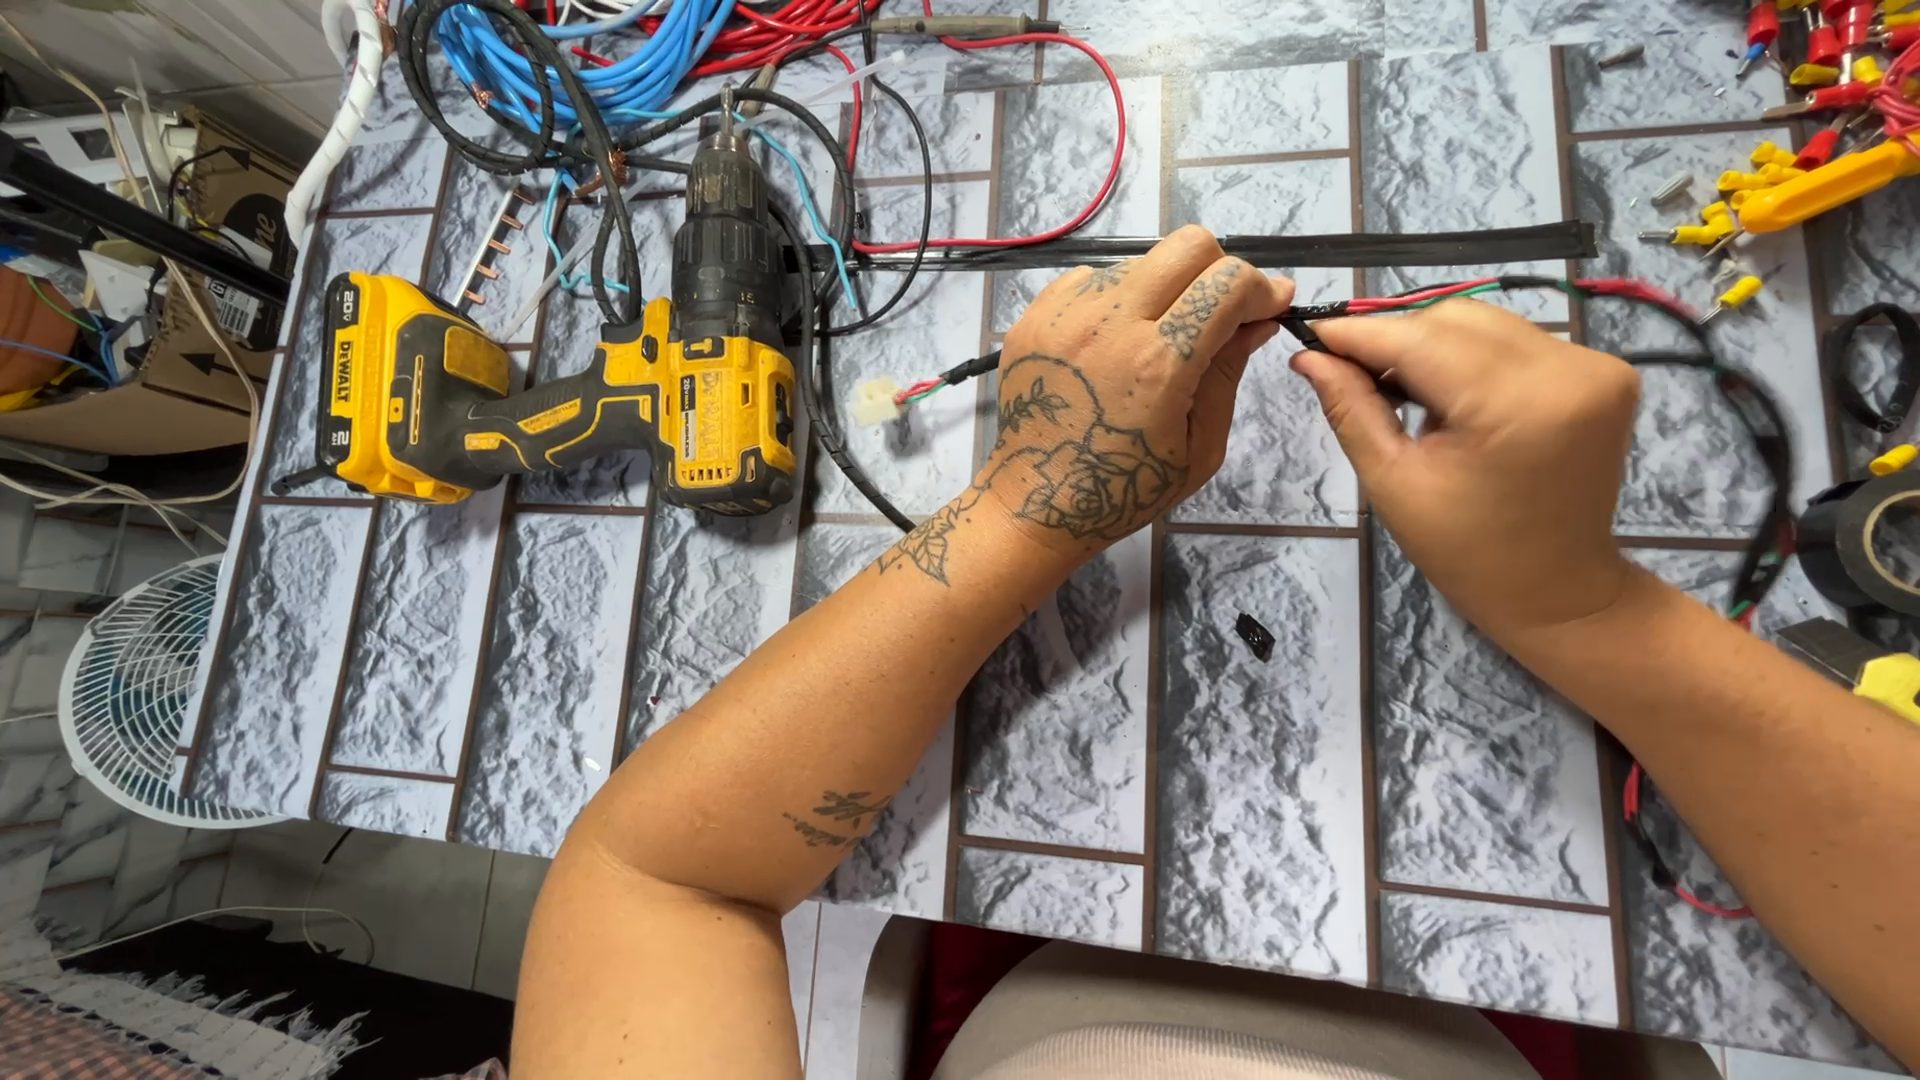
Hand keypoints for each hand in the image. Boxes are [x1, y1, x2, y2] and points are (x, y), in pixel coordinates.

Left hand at [973, 226, 1293, 561]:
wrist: (1037, 501)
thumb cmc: (1126, 488)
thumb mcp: (1199, 446)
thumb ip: (1228, 372)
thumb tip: (1260, 318)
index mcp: (1157, 364)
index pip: (1228, 281)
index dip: (1261, 289)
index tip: (1266, 309)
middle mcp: (1108, 324)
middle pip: (1188, 245)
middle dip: (1219, 271)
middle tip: (1219, 314)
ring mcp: (1064, 315)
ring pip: (1140, 261)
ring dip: (1165, 288)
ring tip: (1157, 338)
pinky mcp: (1034, 318)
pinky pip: (1092, 279)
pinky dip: (1117, 299)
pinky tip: (1113, 343)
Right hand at [1293, 299, 1639, 642]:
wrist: (1552, 583)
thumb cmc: (1461, 546)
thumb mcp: (1390, 479)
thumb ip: (1350, 408)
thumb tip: (1307, 357)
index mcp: (1513, 406)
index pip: (1420, 340)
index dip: (1360, 333)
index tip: (1311, 333)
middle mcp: (1566, 370)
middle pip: (1454, 319)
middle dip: (1394, 339)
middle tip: (1352, 374)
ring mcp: (1594, 366)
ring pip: (1484, 323)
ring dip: (1430, 345)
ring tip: (1401, 391)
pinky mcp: (1604, 371)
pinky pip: (1515, 340)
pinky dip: (1468, 356)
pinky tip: (1449, 396)